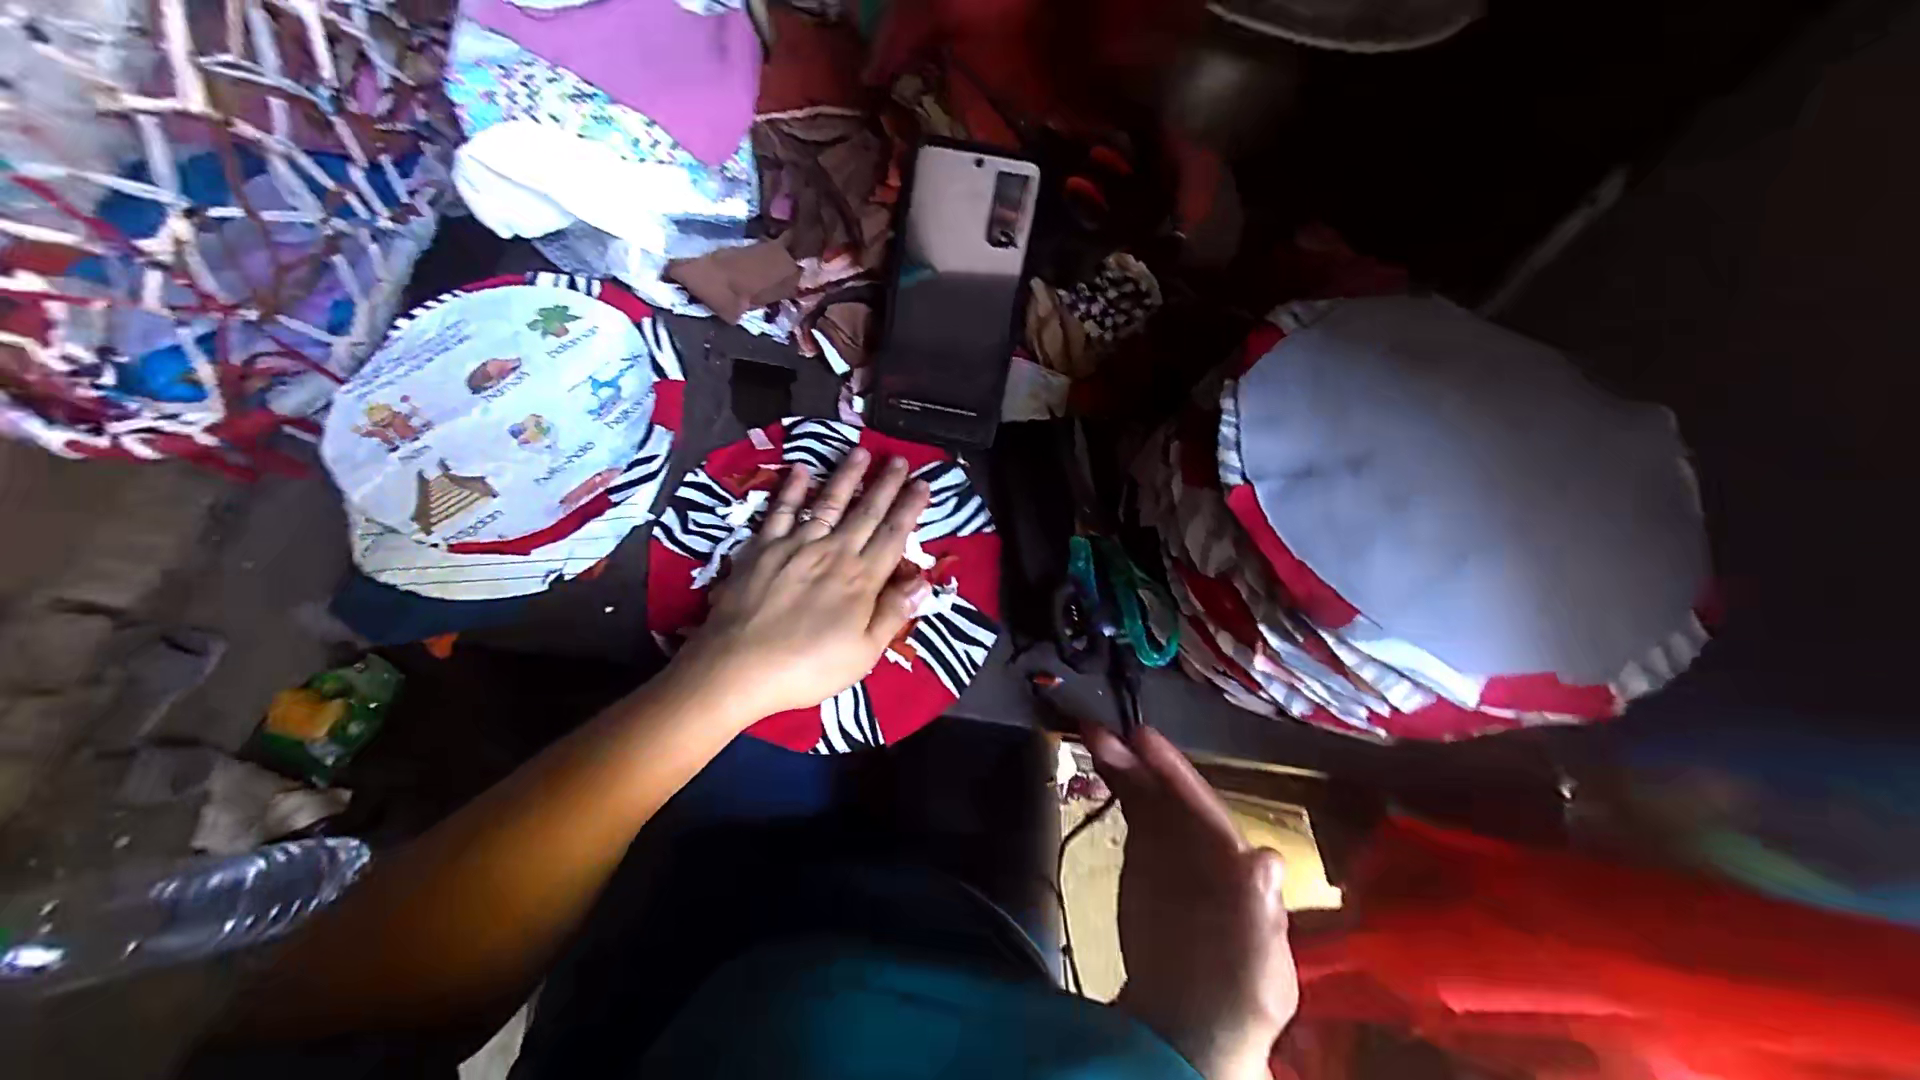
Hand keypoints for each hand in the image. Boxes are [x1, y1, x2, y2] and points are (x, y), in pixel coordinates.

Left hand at [676, 447, 931, 724]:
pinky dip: (792, 489)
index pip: (893, 536)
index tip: (923, 484)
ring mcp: (795, 546)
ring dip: (846, 476)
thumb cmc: (807, 668)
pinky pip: (781, 511)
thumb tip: (922, 581)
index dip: (910, 509)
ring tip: (860, 452)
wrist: (738, 667)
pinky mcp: (762, 548)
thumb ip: (892, 613)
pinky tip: (802, 471)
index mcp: (861, 580)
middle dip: (886, 484)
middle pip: (865, 512)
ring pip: (828, 503)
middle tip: (899, 459)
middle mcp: (832, 552)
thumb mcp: (863, 653)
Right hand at [1084, 719, 1297, 1079]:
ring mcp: (1175, 848)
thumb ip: (1260, 918)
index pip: (1206, 811)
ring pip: (1150, 795)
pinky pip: (1134, 810)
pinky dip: (1119, 783)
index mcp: (1238, 868)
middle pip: (1173, 795)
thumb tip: (1266, 857)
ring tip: (1092, 735)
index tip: (1144, 741)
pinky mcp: (1146, 856)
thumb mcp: (1257, 977)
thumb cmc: (1231, 1009)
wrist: (1184, 1032)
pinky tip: (1101, 763)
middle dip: (1142, 762)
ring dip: (1124, 764)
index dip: (1176, 775)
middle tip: (1104, 731)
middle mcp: (1208, 847)